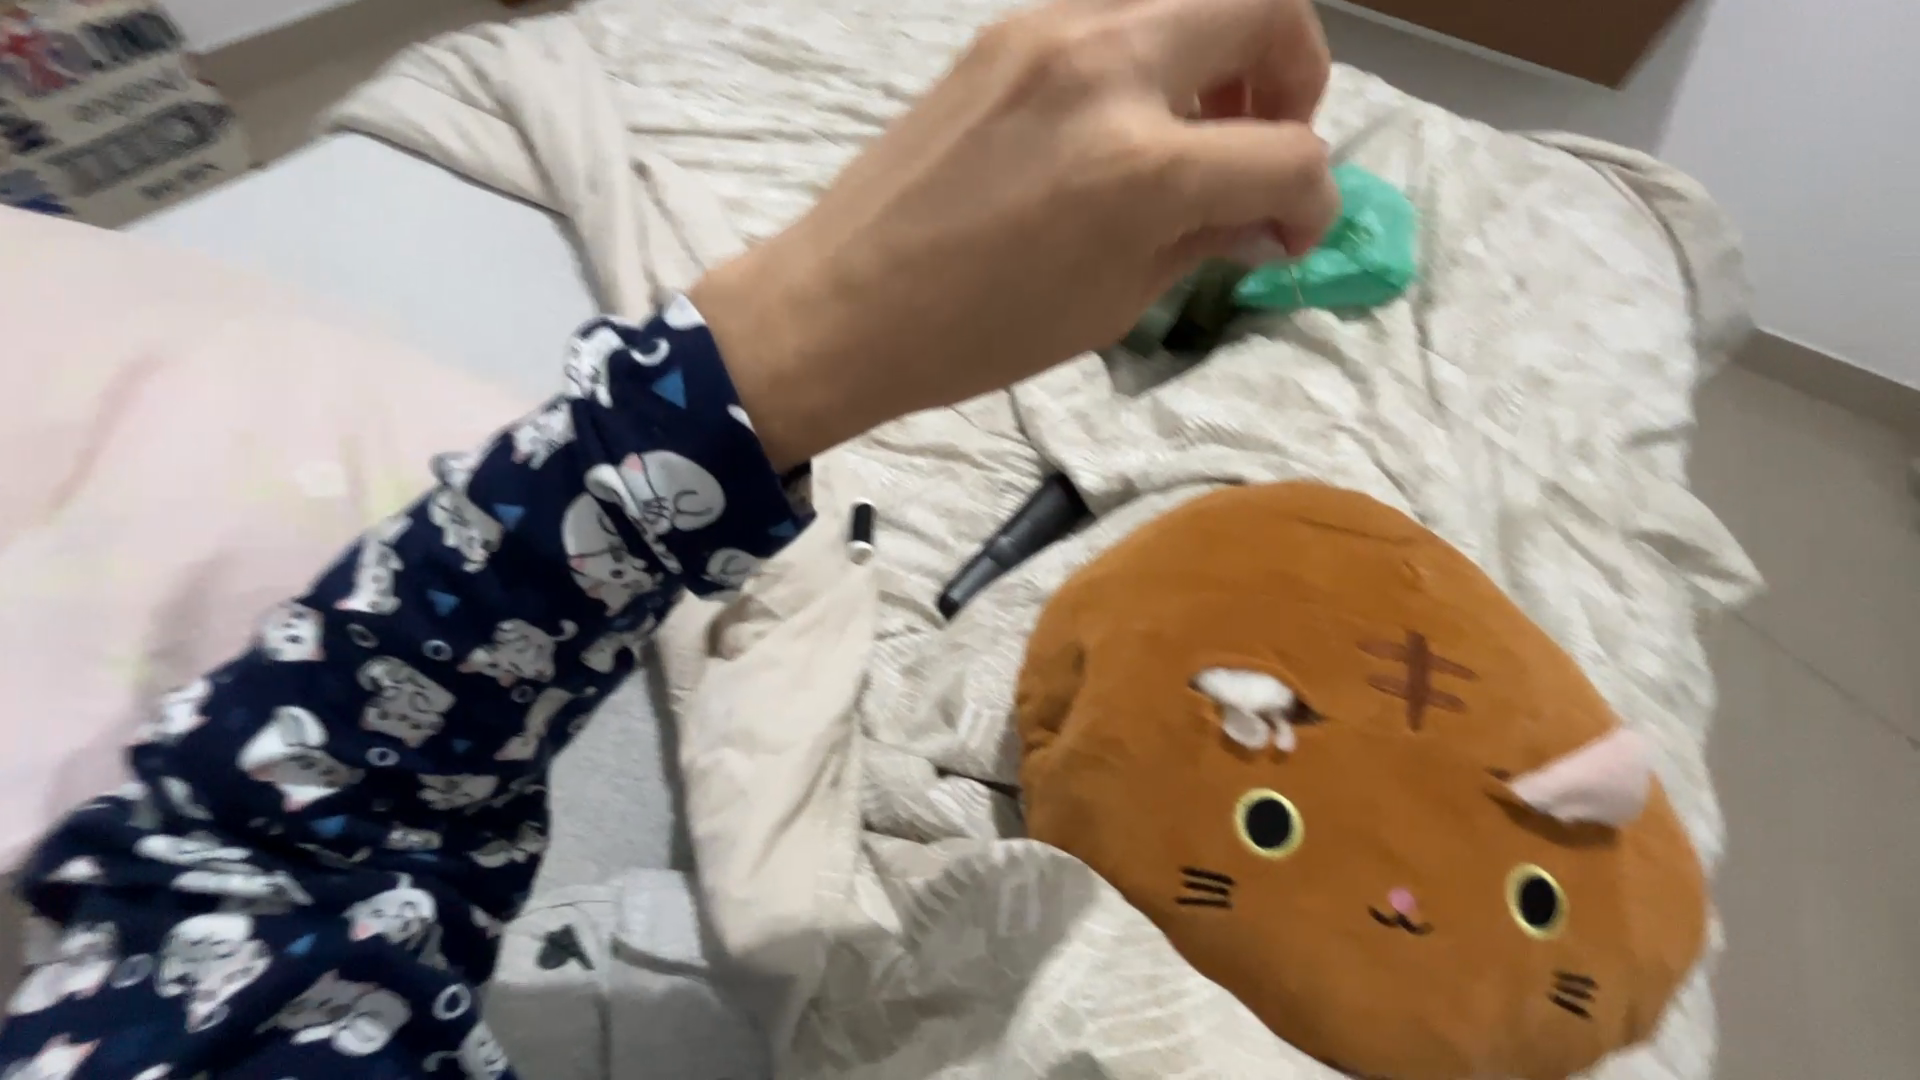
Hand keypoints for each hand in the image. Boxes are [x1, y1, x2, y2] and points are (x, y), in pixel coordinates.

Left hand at [692, 0, 1336, 470]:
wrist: (843, 306)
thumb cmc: (974, 337)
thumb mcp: (1107, 307)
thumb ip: (1197, 244)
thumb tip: (1262, 217)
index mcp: (1139, 167)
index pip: (1287, 154)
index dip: (1312, 203)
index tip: (1291, 232)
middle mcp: (1106, 67)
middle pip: (1266, 4)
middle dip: (1296, 74)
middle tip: (1267, 140)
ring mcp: (1049, 30)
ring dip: (1221, 55)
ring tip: (1197, 132)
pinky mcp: (1005, 30)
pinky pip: (1113, 15)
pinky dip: (1150, 58)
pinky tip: (1123, 123)